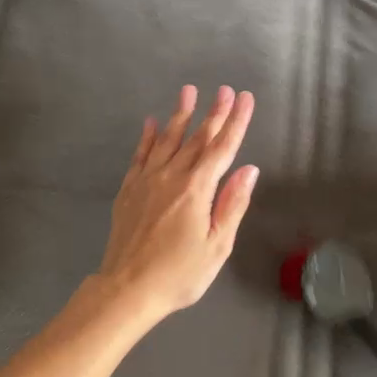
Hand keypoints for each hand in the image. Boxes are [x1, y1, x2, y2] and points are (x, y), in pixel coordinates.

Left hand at [95, 84, 258, 319]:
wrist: (128, 287)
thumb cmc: (179, 274)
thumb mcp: (217, 246)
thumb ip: (232, 205)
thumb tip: (248, 170)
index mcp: (197, 189)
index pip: (222, 149)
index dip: (236, 122)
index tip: (246, 98)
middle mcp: (171, 176)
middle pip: (197, 139)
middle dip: (213, 113)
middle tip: (225, 89)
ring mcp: (146, 181)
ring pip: (167, 140)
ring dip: (180, 115)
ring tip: (188, 91)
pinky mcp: (129, 190)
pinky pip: (140, 155)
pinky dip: (148, 137)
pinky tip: (152, 122)